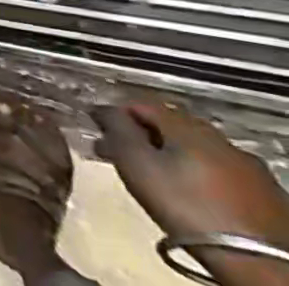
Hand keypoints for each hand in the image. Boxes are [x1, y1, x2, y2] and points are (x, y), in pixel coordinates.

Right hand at [97, 99, 288, 282]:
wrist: (259, 262)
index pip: (143, 105)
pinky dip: (198, 173)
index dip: (116, 113)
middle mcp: (225, 142)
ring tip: (153, 175)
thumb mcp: (134, 161)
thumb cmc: (183, 204)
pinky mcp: (269, 197)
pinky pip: (222, 172)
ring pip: (199, 150)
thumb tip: (104, 109)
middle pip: (173, 127)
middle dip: (143, 135)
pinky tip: (190, 192)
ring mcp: (253, 171)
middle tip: (118, 153)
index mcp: (191, 129)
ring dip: (171, 154)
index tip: (98, 130)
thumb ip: (116, 128)